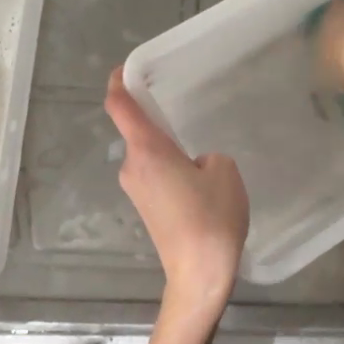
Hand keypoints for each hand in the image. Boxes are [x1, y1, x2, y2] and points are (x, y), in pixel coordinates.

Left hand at [105, 68, 249, 311]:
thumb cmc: (212, 217)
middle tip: (184, 114)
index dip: (119, 83)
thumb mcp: (224, 172)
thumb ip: (208, 157)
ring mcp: (136, 191)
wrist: (200, 273)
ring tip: (201, 160)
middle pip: (137, 133)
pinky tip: (197, 187)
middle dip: (157, 122)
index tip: (125, 70)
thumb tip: (195, 166)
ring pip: (149, 157)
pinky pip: (155, 177)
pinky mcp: (145, 210)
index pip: (120, 106)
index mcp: (147, 150)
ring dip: (168, 152)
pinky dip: (170, 172)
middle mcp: (132, 167)